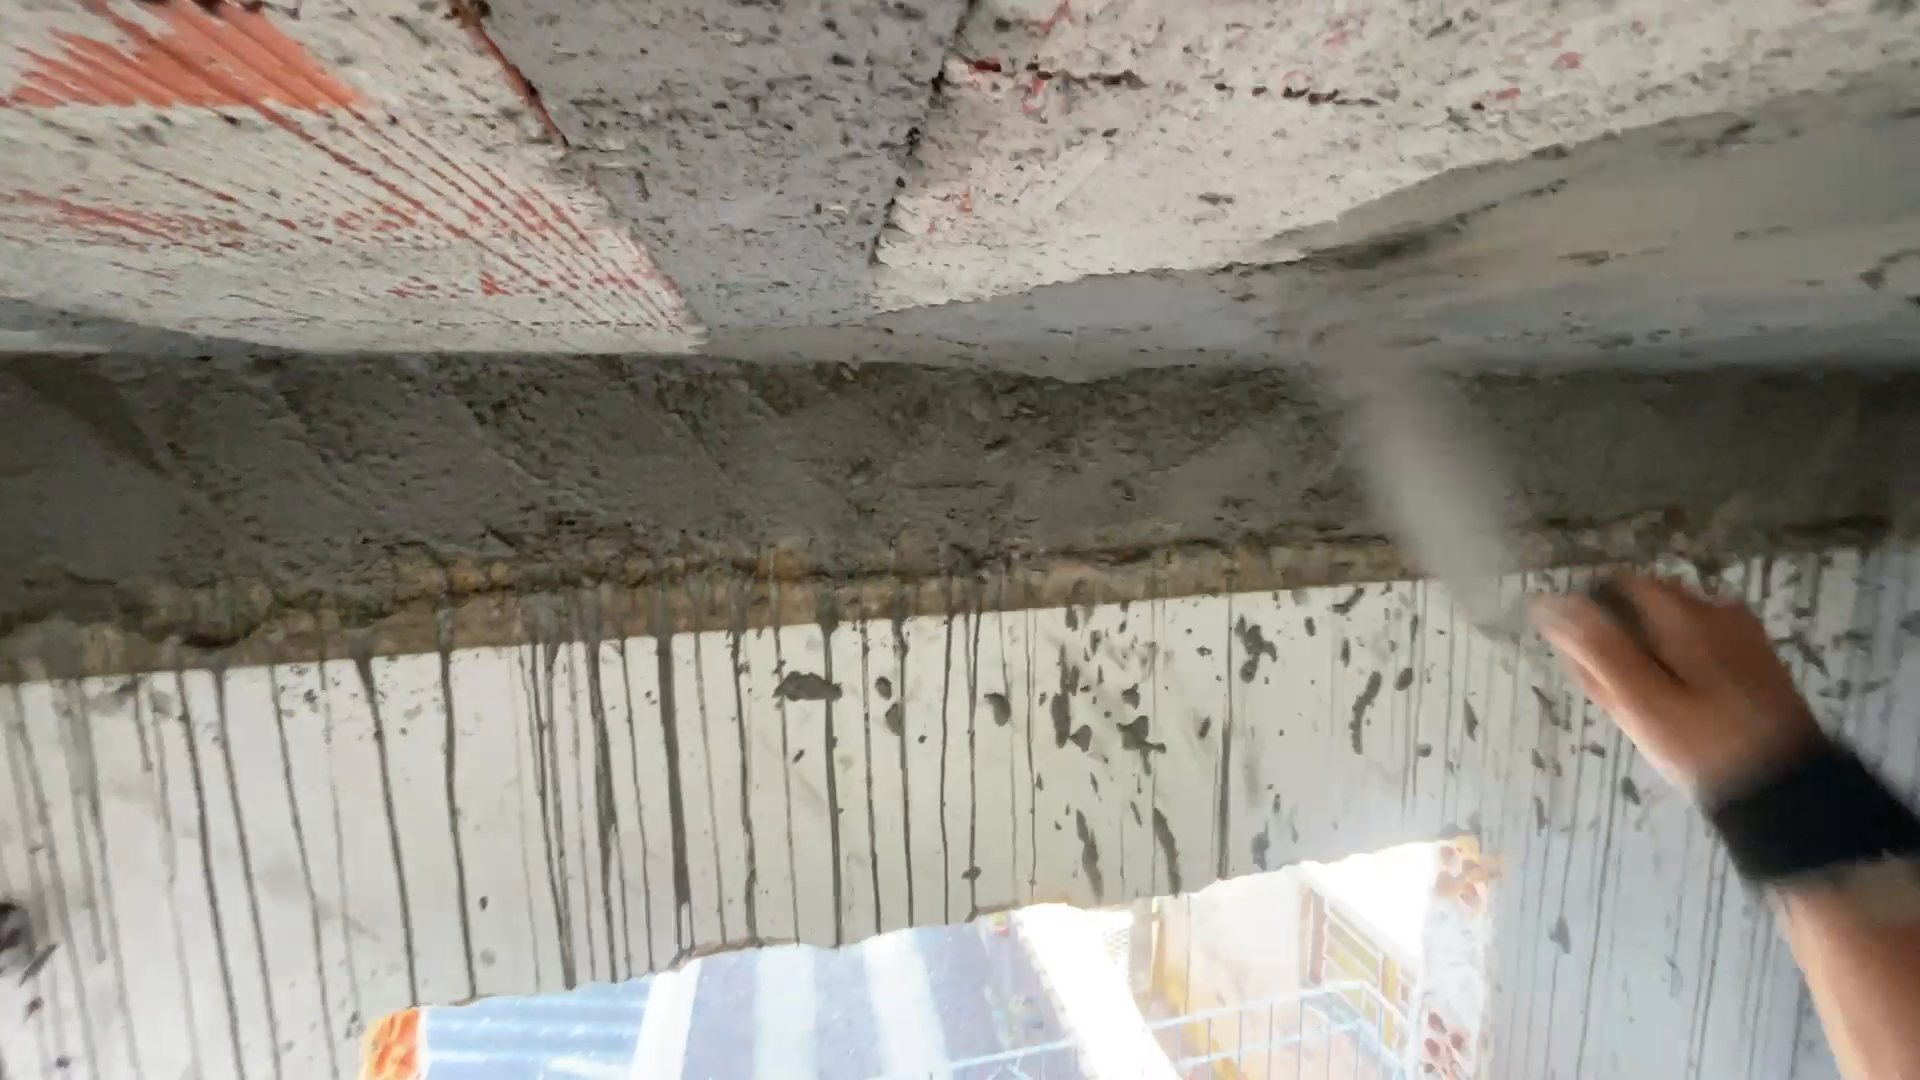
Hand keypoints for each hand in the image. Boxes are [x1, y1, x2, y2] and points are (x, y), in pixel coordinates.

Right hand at [1531, 575, 1819, 795]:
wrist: (1783, 786)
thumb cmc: (1698, 740)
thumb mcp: (1635, 696)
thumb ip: (1592, 644)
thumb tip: (1548, 602)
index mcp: (1684, 614)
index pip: (1616, 583)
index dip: (1586, 606)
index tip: (1575, 644)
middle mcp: (1714, 611)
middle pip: (1640, 605)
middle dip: (1615, 634)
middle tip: (1607, 683)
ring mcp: (1738, 633)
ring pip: (1664, 626)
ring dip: (1640, 649)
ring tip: (1636, 696)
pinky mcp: (1751, 657)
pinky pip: (1692, 643)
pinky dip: (1669, 660)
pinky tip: (1669, 695)